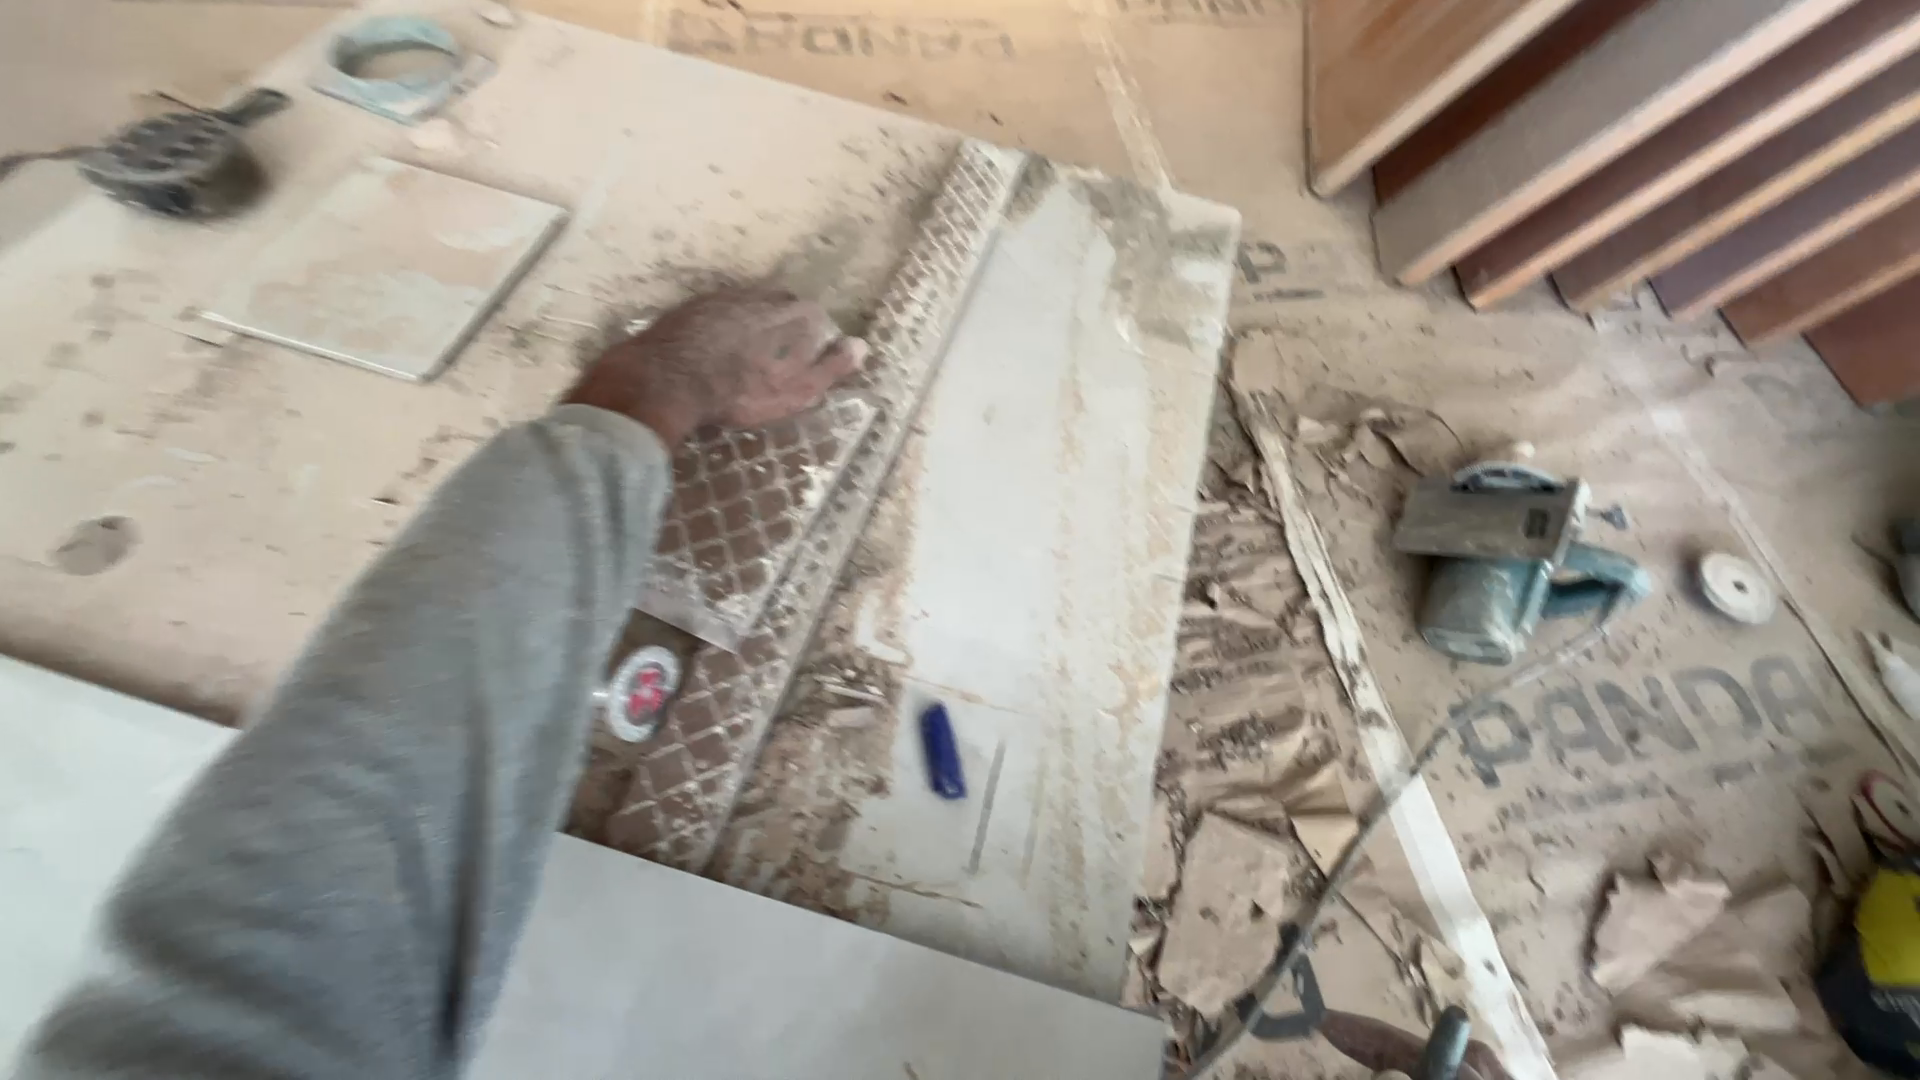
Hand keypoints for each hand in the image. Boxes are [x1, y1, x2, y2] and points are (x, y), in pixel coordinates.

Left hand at [563, 288, 868, 444]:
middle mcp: (762, 294)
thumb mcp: (797, 390)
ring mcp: (724, 297)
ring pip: (749, 310)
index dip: (813, 343)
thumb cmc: (742, 391)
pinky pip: (717, 316)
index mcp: (794, 312)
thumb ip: (832, 367)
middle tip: (775, 363)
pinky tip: (715, 353)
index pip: (816, 319)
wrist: (667, 381)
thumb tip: (862, 346)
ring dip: (752, 328)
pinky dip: (721, 331)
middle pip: (782, 310)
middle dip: (783, 331)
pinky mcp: (691, 307)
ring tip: (745, 359)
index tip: (805, 366)